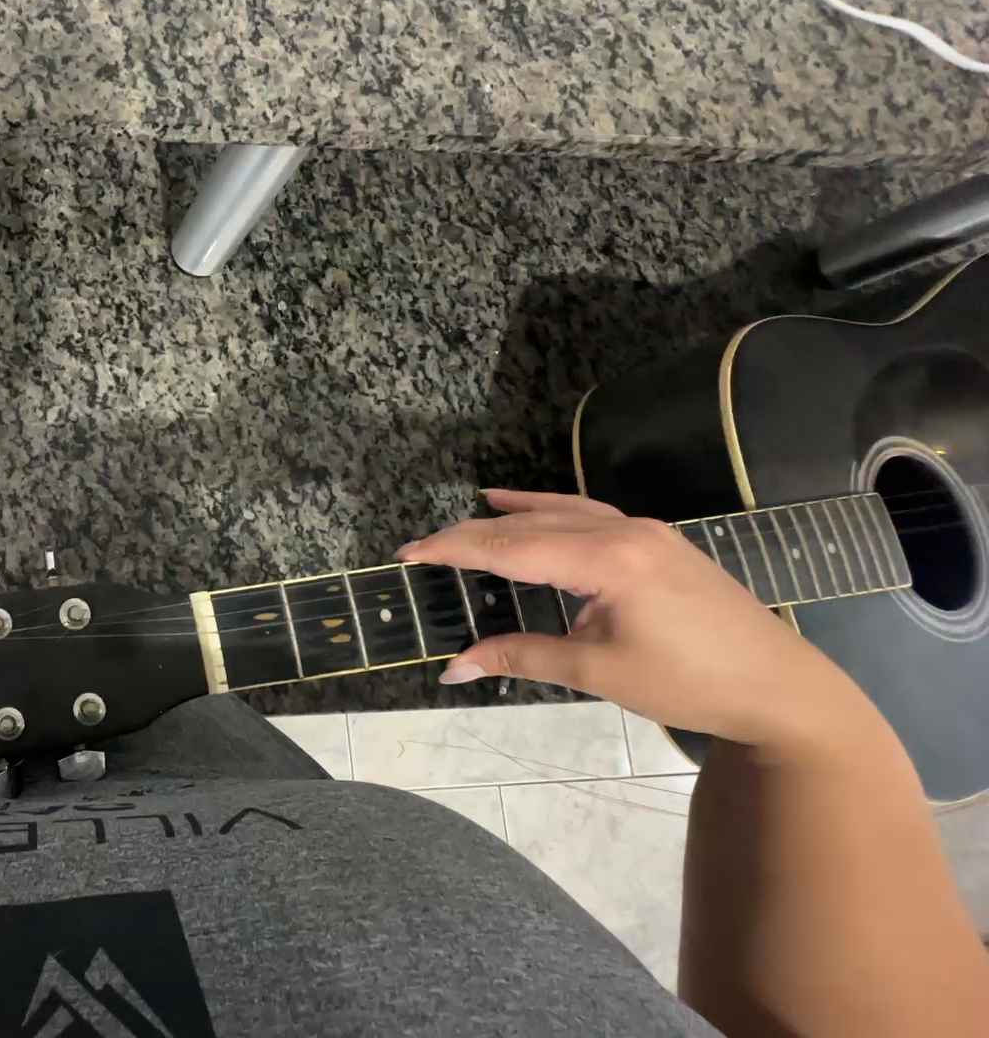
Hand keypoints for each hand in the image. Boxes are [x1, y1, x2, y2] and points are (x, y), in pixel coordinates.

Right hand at [396, 489, 881, 755]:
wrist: (785, 691)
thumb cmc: (690, 684)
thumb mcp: (597, 671)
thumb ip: (520, 656)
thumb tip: (452, 668)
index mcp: (607, 561)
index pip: (510, 548)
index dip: (454, 550)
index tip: (408, 554)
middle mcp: (621, 533)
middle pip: (526, 526)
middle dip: (467, 537)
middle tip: (418, 550)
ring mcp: (641, 531)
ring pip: (553, 513)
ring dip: (500, 520)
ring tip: (455, 529)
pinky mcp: (652, 540)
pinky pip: (583, 511)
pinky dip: (541, 507)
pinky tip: (514, 503)